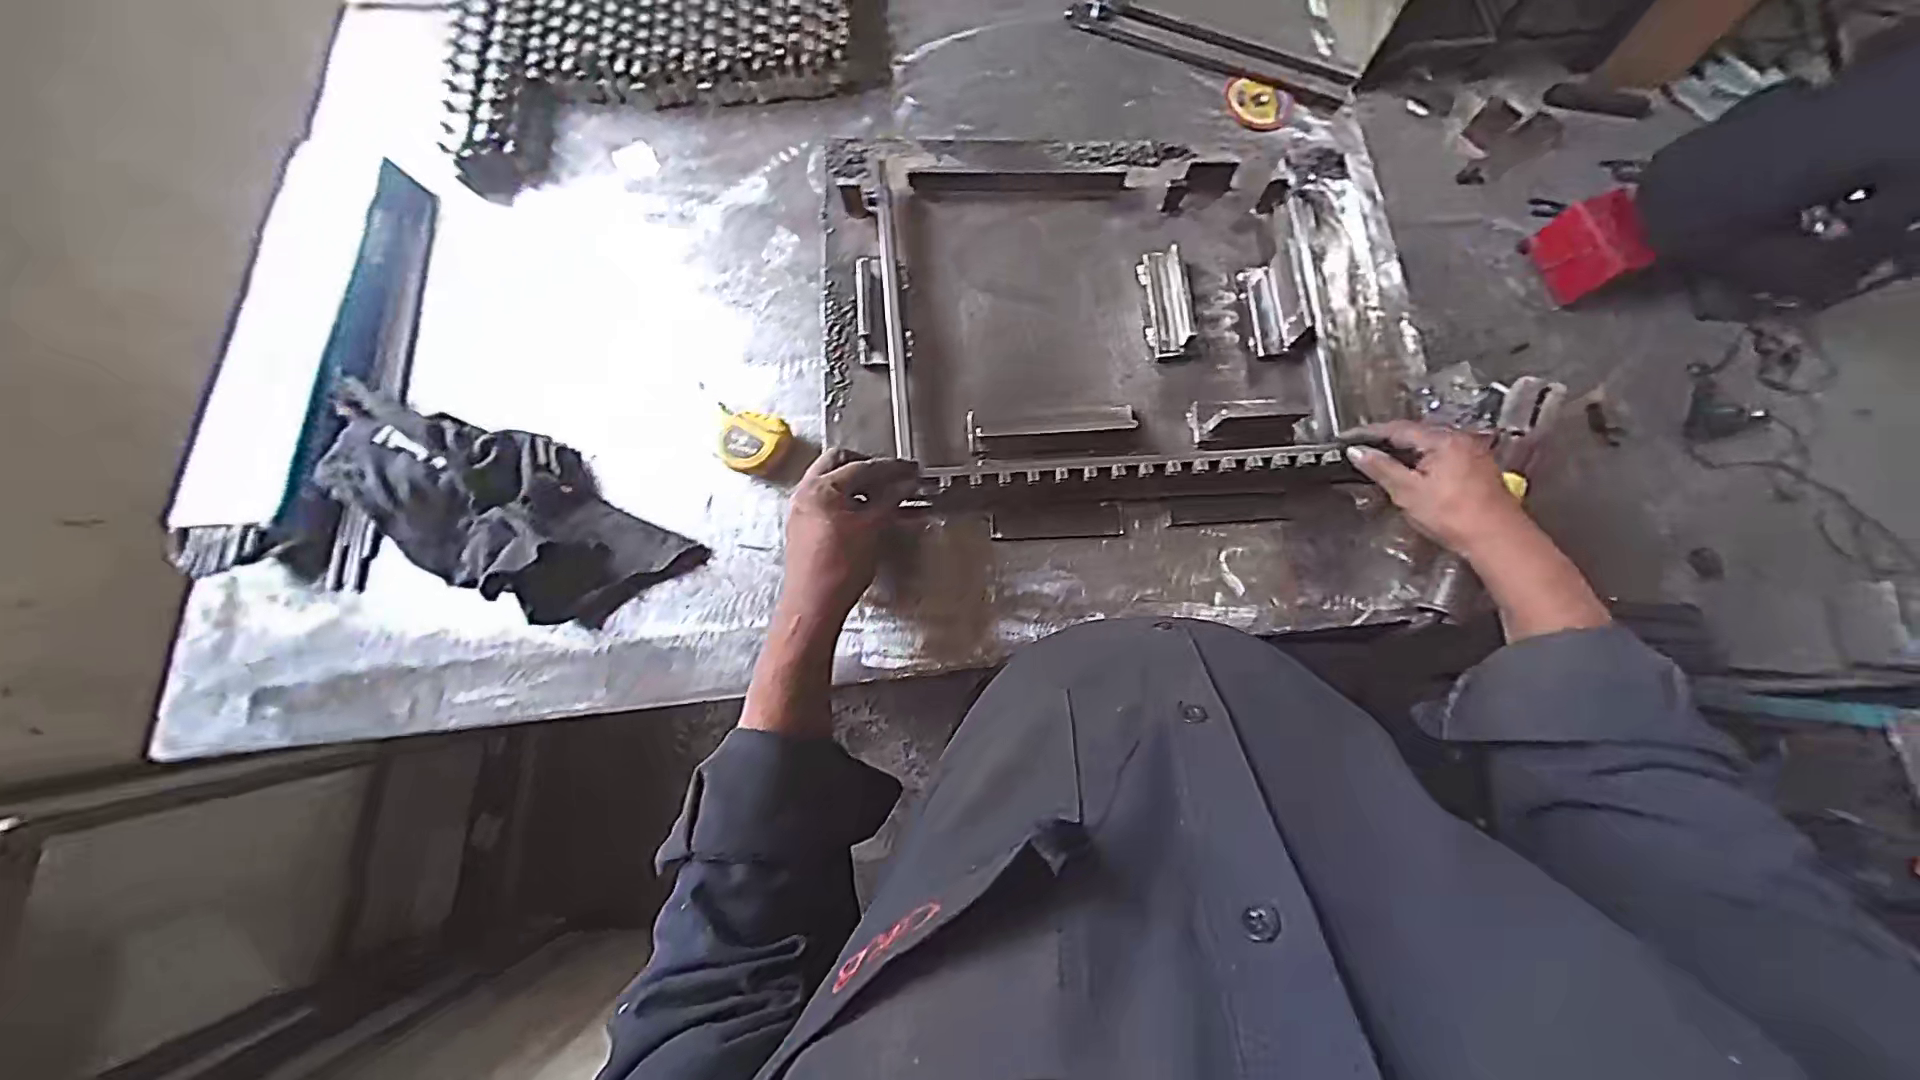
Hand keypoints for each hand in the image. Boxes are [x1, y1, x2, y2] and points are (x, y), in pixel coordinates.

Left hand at [777, 448, 920, 626]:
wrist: (814, 603)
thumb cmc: (840, 568)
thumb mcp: (873, 528)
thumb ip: (890, 499)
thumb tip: (905, 484)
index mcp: (821, 487)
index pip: (862, 467)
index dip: (891, 468)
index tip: (910, 470)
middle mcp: (805, 492)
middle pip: (838, 462)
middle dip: (867, 465)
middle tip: (891, 475)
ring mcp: (800, 508)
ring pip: (829, 480)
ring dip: (855, 482)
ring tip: (881, 494)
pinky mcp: (802, 525)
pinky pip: (824, 499)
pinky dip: (845, 498)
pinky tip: (864, 511)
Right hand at [1344, 420, 1534, 557]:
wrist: (1497, 538)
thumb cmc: (1453, 515)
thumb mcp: (1407, 491)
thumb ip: (1380, 468)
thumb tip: (1357, 451)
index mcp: (1443, 441)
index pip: (1397, 429)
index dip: (1368, 433)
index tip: (1347, 439)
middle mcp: (1461, 440)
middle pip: (1415, 433)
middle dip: (1386, 439)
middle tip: (1360, 448)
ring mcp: (1472, 453)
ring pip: (1428, 444)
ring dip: (1404, 450)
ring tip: (1380, 459)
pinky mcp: (1477, 467)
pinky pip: (1441, 454)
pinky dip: (1421, 459)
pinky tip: (1410, 471)